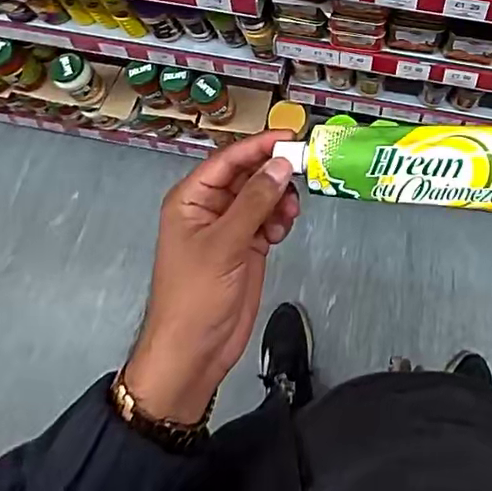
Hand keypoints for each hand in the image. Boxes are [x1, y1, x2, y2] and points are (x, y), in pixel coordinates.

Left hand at [121, 130, 300, 422]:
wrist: (193, 354)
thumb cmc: (191, 300)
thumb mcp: (224, 244)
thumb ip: (254, 202)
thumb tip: (278, 166)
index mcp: (192, 199)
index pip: (229, 159)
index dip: (258, 145)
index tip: (287, 137)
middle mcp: (210, 208)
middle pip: (248, 174)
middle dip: (273, 172)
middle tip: (300, 169)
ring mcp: (229, 227)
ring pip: (262, 195)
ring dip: (279, 197)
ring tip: (288, 210)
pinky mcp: (246, 245)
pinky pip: (268, 217)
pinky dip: (280, 218)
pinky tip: (282, 227)